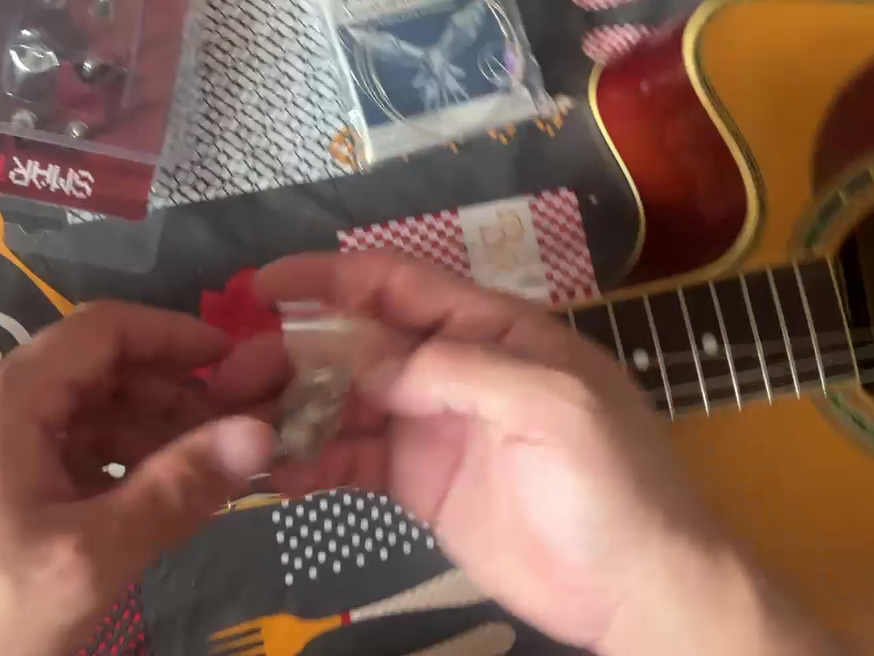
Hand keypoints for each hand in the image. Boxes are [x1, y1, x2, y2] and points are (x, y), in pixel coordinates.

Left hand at [0, 301, 283, 655]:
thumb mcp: (89, 562)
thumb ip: (178, 490)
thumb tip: (262, 430)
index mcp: (4, 398)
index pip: (104, 329)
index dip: (174, 335)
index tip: (234, 360)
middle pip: (94, 367)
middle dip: (167, 390)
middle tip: (231, 427)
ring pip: (78, 408)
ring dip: (143, 427)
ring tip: (199, 467)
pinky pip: (56, 446)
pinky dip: (108, 458)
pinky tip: (144, 492)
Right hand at [254, 252, 835, 655]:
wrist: (641, 597)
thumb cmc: (611, 483)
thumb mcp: (548, 404)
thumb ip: (454, 369)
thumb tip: (360, 359)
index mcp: (481, 328)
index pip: (392, 284)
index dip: (327, 277)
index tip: (263, 285)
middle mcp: (443, 365)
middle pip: (352, 342)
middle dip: (291, 350)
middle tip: (232, 374)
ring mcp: (425, 422)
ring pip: (341, 399)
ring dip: (289, 406)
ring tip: (237, 422)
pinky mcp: (413, 478)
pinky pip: (350, 458)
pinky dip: (309, 460)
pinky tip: (275, 471)